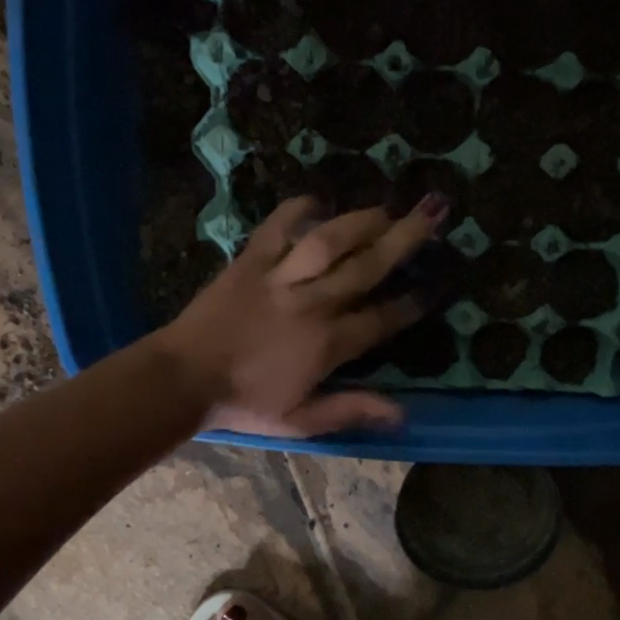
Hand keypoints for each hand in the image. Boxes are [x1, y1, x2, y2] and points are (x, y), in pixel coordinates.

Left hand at [154, 194, 445, 437]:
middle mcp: (312, 304)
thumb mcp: (300, 420)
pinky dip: (298, 209)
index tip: (437, 285)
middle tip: (434, 214)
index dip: (412, 303)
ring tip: (389, 207)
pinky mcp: (250, 260)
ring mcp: (280, 277)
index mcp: (327, 344)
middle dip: (405, 239)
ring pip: (330, 240)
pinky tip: (319, 200)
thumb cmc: (243, 402)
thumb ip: (351, 410)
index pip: (381, 319)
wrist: (182, 378)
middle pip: (367, 266)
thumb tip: (402, 415)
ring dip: (362, 220)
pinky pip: (278, 226)